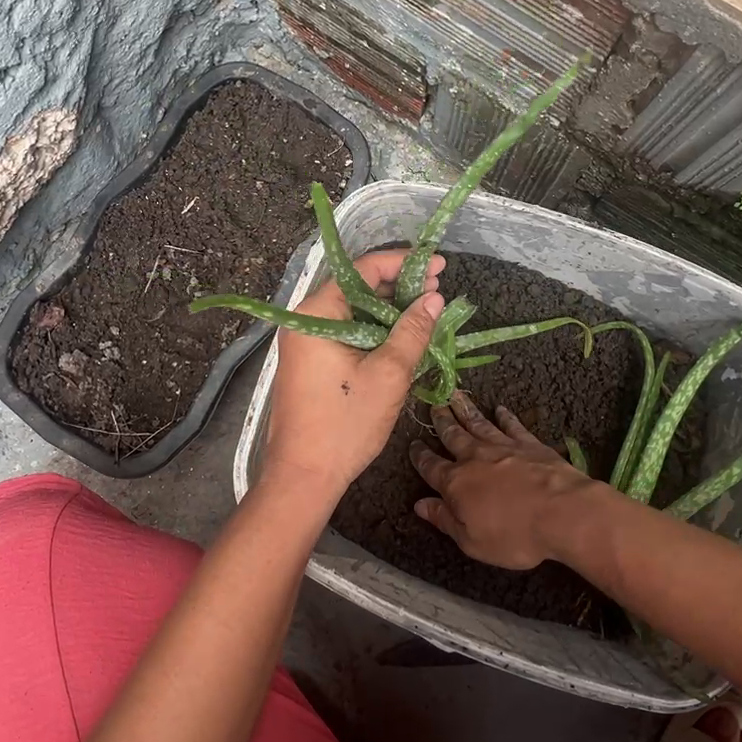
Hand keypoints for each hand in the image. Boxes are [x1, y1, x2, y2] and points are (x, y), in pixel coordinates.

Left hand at [263, 250, 445, 501]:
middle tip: (437, 289)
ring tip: (426, 311)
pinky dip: (375, 331)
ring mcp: (306, 342)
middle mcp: (305, 321)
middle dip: (398, 286)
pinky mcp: (311, 362)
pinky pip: (347, 332)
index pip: (363, 271)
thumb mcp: (388, 374)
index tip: (438, 265)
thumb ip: (412, 331)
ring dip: (389, 310)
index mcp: (316, 315)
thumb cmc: (344, 426)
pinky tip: (403, 336)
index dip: (403, 264)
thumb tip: (433, 297)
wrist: (303, 477)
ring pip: (354, 312)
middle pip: (357, 288)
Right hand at [409, 393, 601, 569]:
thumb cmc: (514, 535)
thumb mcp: (471, 540)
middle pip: (452, 436)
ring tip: (455, 395)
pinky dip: (505, 417)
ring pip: (478, 424)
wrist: (562, 512)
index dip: (420, 456)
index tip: (412, 444)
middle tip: (433, 405)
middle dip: (441, 421)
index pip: (431, 466)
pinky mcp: (529, 444)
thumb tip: (419, 504)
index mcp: (456, 483)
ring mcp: (503, 447)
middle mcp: (474, 458)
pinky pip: (512, 426)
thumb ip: (444, 519)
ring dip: (465, 410)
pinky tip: (500, 409)